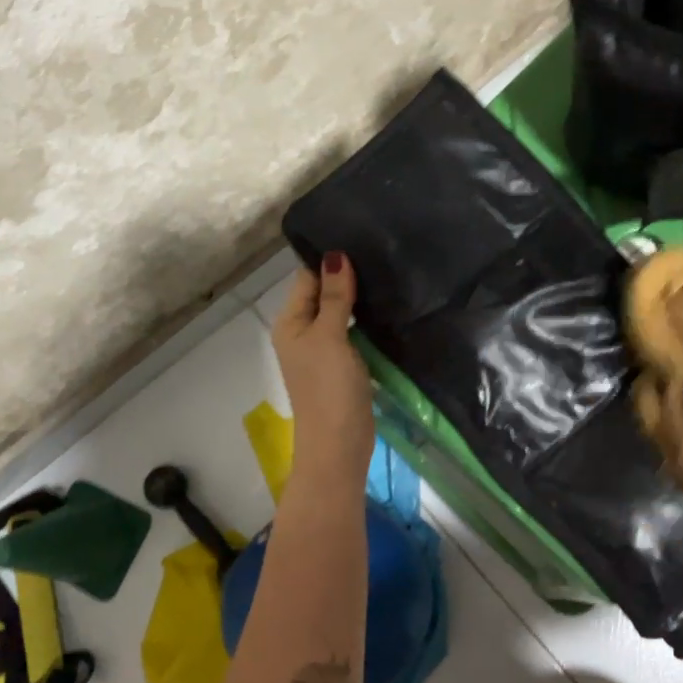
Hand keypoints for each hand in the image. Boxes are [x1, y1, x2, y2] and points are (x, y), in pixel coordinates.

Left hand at [272, 252, 374, 482]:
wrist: (339, 445)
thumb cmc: (329, 388)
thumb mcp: (329, 337)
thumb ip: (334, 296)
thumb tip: (335, 255)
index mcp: (290, 322)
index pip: (309, 278)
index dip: (332, 260)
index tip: (362, 236)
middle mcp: (304, 333)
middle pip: (326, 295)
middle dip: (350, 277)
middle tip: (384, 251)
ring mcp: (325, 351)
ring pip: (344, 315)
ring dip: (362, 300)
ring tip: (392, 273)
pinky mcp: (346, 366)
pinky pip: (356, 334)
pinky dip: (369, 322)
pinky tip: (391, 308)